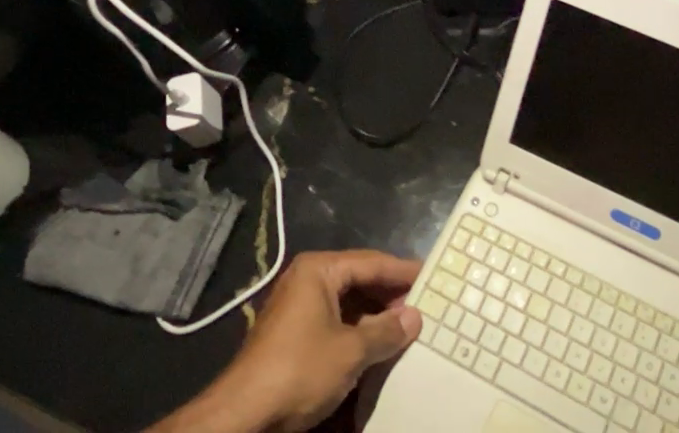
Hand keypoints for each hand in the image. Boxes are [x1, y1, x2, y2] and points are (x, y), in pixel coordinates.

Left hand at [151, 250, 422, 432]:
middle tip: (426, 305)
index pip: (372, 262)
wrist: (243, 417)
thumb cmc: (300, 370)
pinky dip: (360, 332)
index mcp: (319, 270)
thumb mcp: (351, 350)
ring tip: (409, 327)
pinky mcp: (294, 337)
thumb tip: (414, 317)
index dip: (404, 271)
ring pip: (349, 304)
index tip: (434, 276)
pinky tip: (381, 346)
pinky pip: (337, 324)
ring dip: (377, 317)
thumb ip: (386, 330)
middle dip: (391, 295)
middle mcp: (307, 281)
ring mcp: (298, 309)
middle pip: (360, 280)